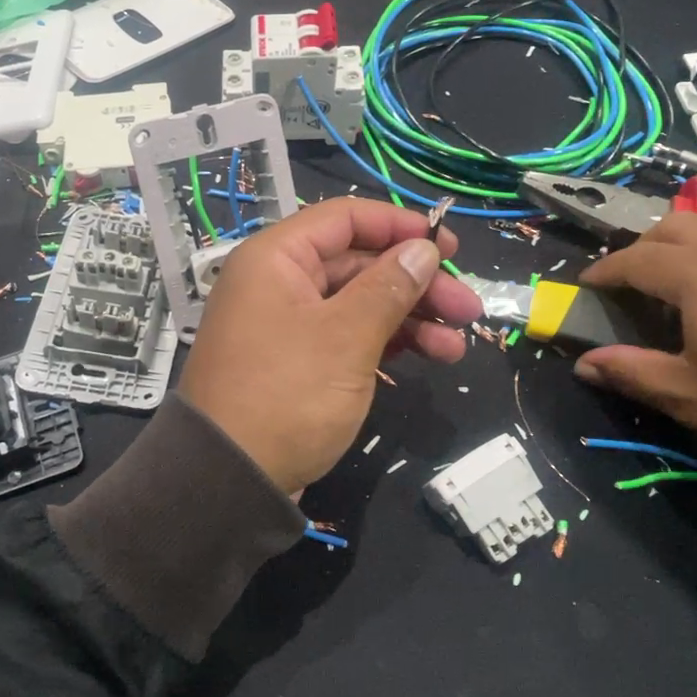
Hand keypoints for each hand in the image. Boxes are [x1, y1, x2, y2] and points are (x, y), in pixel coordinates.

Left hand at [179, 198, 482, 494]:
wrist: (228, 478)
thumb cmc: (286, 395)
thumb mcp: (345, 338)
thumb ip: (388, 287)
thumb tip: (422, 248)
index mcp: (277, 258)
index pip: (345, 218)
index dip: (400, 226)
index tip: (449, 245)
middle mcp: (279, 282)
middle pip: (358, 262)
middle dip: (416, 282)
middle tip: (468, 309)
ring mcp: (288, 324)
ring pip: (359, 303)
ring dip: (411, 317)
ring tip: (458, 344)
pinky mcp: (299, 362)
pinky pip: (349, 336)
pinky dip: (388, 342)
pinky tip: (431, 355)